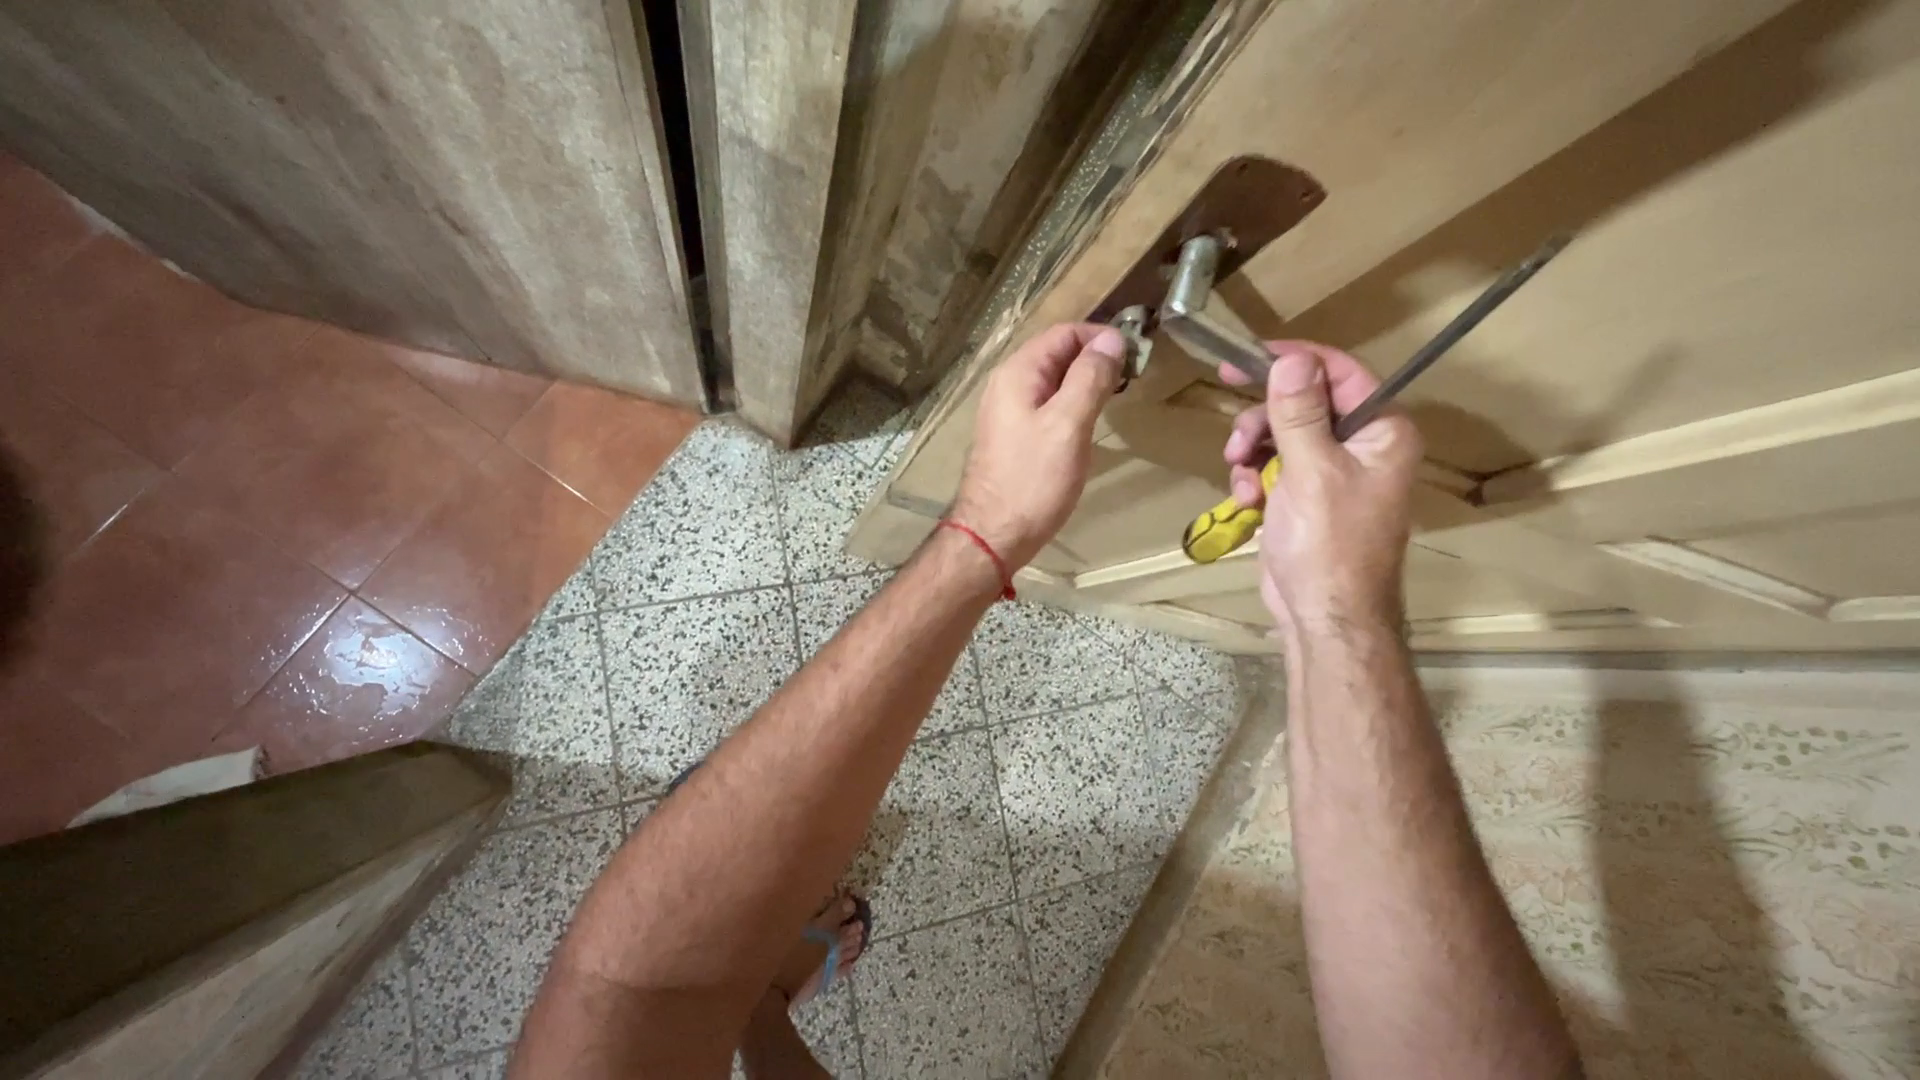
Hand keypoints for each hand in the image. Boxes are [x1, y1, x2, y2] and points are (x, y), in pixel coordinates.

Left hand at [950, 323, 1124, 568]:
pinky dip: (1070, 404)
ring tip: (1115, 396)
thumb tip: (1112, 338)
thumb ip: (1090, 378)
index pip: (1063, 333)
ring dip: (1084, 382)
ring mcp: (1006, 412)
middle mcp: (1007, 385)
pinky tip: (1088, 422)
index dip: (1100, 336)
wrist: (993, 535)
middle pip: (1056, 354)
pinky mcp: (1013, 436)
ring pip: (1052, 382)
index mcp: (1018, 373)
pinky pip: (1045, 406)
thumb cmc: (1032, 481)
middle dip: (1094, 358)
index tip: (1135, 354)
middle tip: (1130, 377)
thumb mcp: (1068, 425)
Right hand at [1219, 341, 1421, 636]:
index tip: (1243, 360)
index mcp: (1381, 430)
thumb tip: (1290, 359)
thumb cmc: (1328, 544)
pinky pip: (1274, 467)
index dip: (1292, 361)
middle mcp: (1362, 445)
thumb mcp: (1311, 471)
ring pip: (1281, 434)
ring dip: (1253, 452)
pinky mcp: (1306, 497)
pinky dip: (1254, 479)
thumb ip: (1299, 413)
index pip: (1338, 373)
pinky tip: (1247, 502)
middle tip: (1237, 442)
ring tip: (1241, 480)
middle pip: (1303, 403)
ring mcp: (1333, 472)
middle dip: (1263, 421)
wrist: (1324, 615)